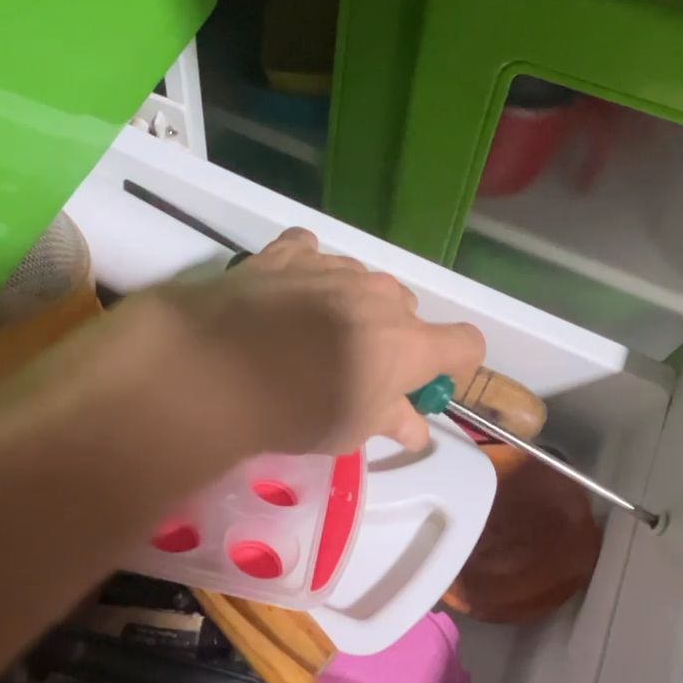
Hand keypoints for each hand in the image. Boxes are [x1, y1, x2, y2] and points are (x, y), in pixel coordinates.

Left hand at [149, 228, 485, 453]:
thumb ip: (392, 421)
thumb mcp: (351, 430)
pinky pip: (312, 251)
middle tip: (353, 368)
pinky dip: (308, 269)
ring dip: (349, 305)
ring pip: (362, 282)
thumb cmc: (296, 410)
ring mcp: (336, 267)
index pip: (466, 343)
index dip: (453, 362)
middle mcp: (383, 296)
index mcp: (410, 343)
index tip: (425, 381)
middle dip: (390, 336)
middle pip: (407, 311)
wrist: (216, 369)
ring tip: (307, 334)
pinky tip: (285, 292)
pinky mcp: (289, 251)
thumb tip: (414, 428)